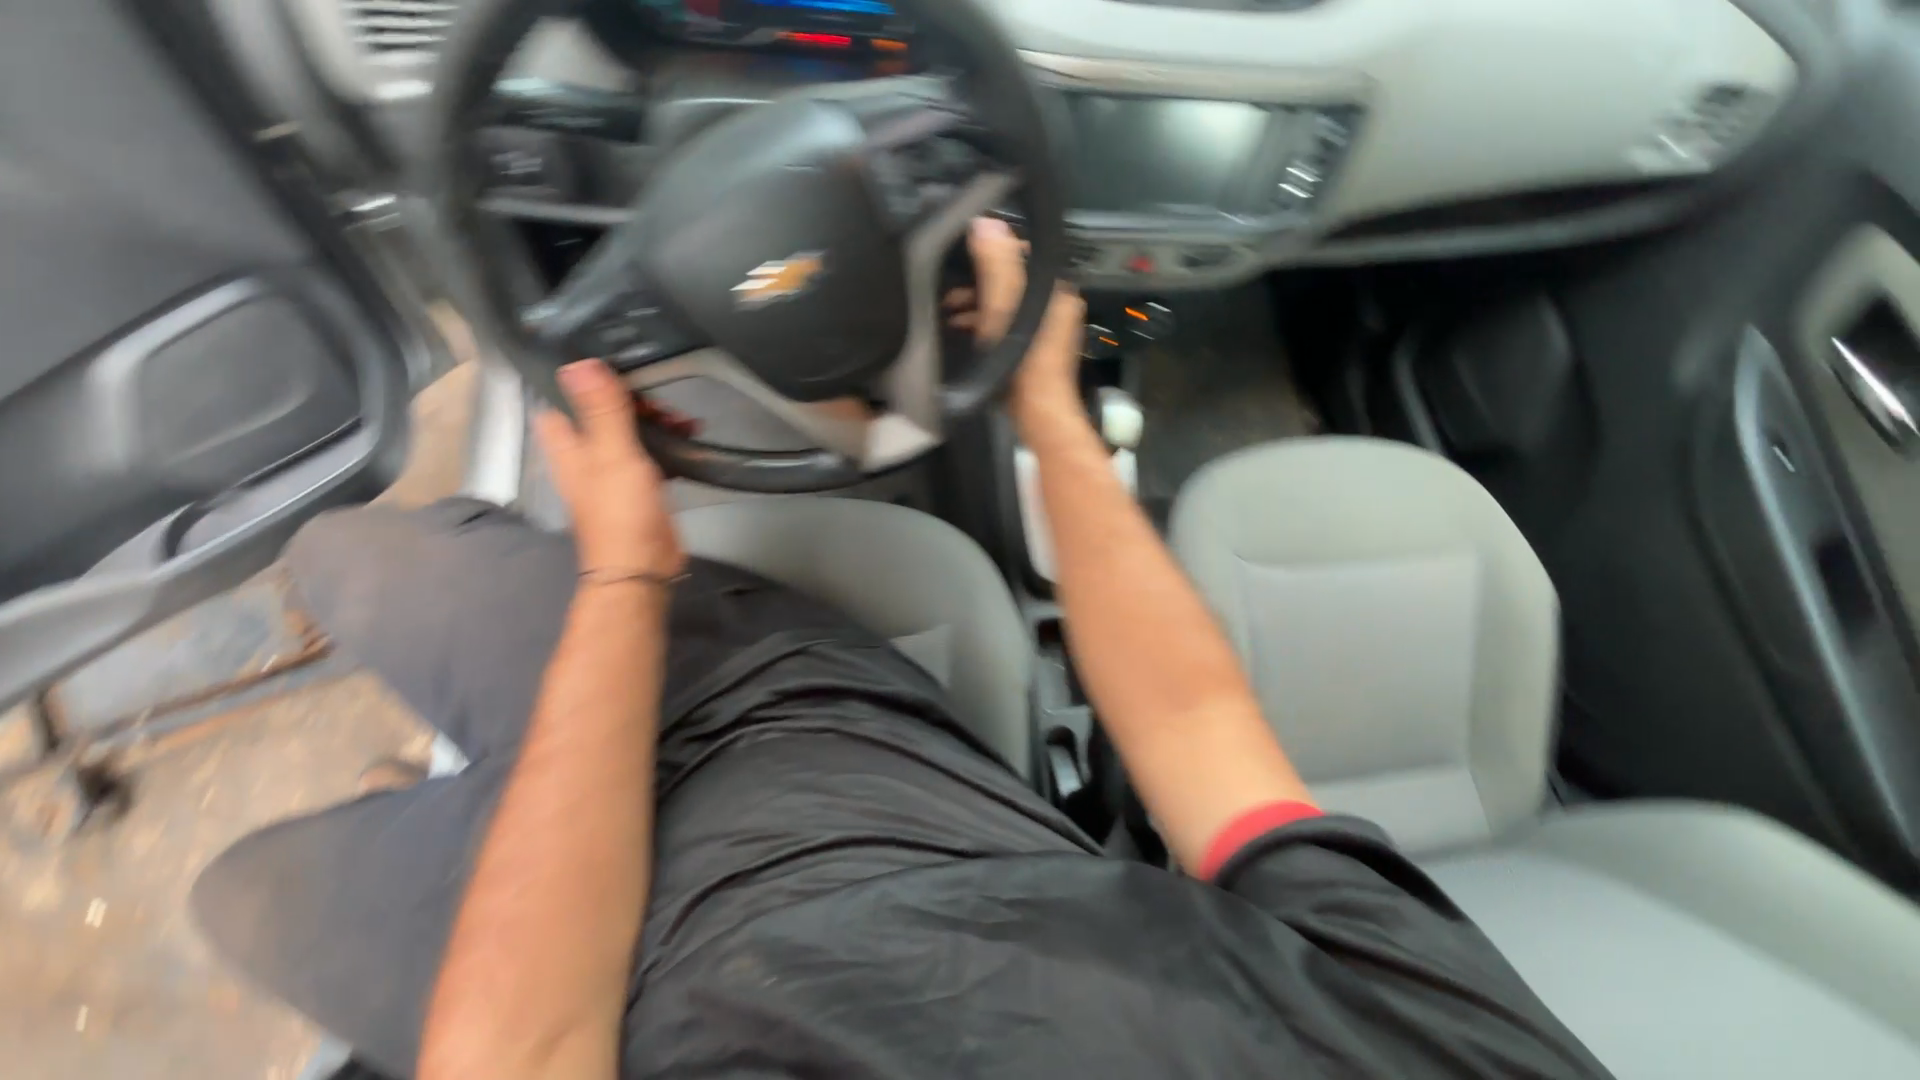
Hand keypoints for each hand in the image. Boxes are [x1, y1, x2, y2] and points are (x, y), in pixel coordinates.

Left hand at [533, 360, 685, 579]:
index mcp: (567, 443)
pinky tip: (687, 437)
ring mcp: (611, 469)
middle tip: (659, 399)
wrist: (641, 565)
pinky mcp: (638, 484)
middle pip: (602, 409)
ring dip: (653, 419)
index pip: (562, 396)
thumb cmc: (620, 511)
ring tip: (682, 419)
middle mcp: (584, 453)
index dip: (582, 377)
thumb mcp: (612, 452)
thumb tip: (578, 362)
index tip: (612, 361)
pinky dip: (666, 441)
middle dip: (631, 398)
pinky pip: (650, 451)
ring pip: (629, 428)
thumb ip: (600, 408)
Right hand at [946, 217, 1088, 426]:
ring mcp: (1048, 332)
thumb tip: (985, 223)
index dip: (992, 253)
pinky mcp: (1036, 352)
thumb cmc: (1023, 359)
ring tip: (950, 313)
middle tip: (951, 292)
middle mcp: (1057, 307)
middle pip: (1013, 282)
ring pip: (1009, 306)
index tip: (964, 260)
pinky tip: (964, 332)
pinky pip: (1008, 328)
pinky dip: (987, 326)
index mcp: (1058, 291)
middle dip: (979, 285)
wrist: (1038, 413)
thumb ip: (997, 264)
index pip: (1024, 255)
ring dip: (979, 306)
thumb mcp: (1005, 305)